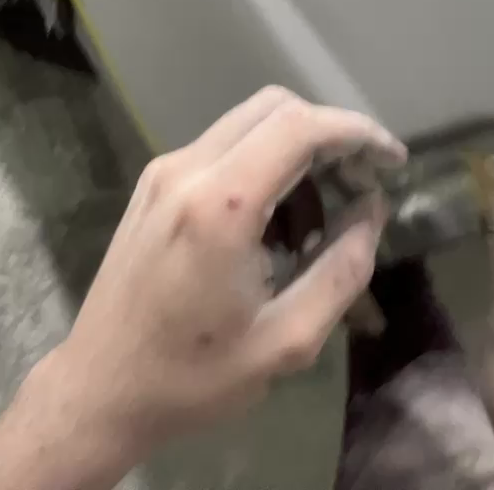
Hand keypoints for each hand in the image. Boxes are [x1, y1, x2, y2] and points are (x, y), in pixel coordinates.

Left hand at [40, 87, 406, 457]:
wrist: (100, 385)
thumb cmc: (192, 376)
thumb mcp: (286, 341)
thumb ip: (340, 270)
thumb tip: (371, 210)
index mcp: (219, 204)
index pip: (299, 126)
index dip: (356, 131)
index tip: (393, 160)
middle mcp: (188, 168)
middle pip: (274, 107)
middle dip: (329, 134)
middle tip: (360, 187)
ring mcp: (165, 169)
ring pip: (247, 122)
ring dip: (295, 149)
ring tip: (320, 217)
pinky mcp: (154, 182)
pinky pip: (221, 147)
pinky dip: (262, 162)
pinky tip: (275, 220)